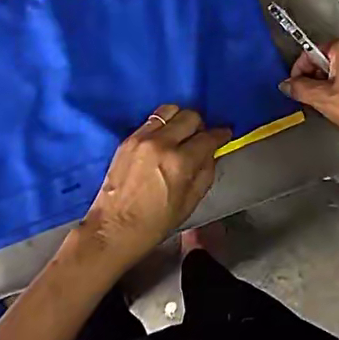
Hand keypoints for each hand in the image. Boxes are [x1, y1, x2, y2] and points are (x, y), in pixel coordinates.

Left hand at [79, 105, 230, 266]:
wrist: (113, 229)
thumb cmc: (157, 221)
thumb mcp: (192, 200)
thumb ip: (206, 170)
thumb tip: (211, 152)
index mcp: (180, 162)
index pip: (209, 136)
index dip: (221, 134)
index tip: (225, 134)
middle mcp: (162, 143)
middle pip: (190, 116)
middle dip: (201, 125)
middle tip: (200, 138)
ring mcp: (141, 138)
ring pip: (169, 110)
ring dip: (180, 119)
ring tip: (181, 134)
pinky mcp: (127, 140)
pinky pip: (152, 120)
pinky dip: (163, 125)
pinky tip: (163, 139)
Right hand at [281, 37, 338, 144]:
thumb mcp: (323, 98)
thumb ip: (300, 88)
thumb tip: (287, 84)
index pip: (310, 52)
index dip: (299, 71)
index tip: (294, 87)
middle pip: (325, 60)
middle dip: (315, 79)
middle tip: (312, 98)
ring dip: (329, 85)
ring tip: (330, 105)